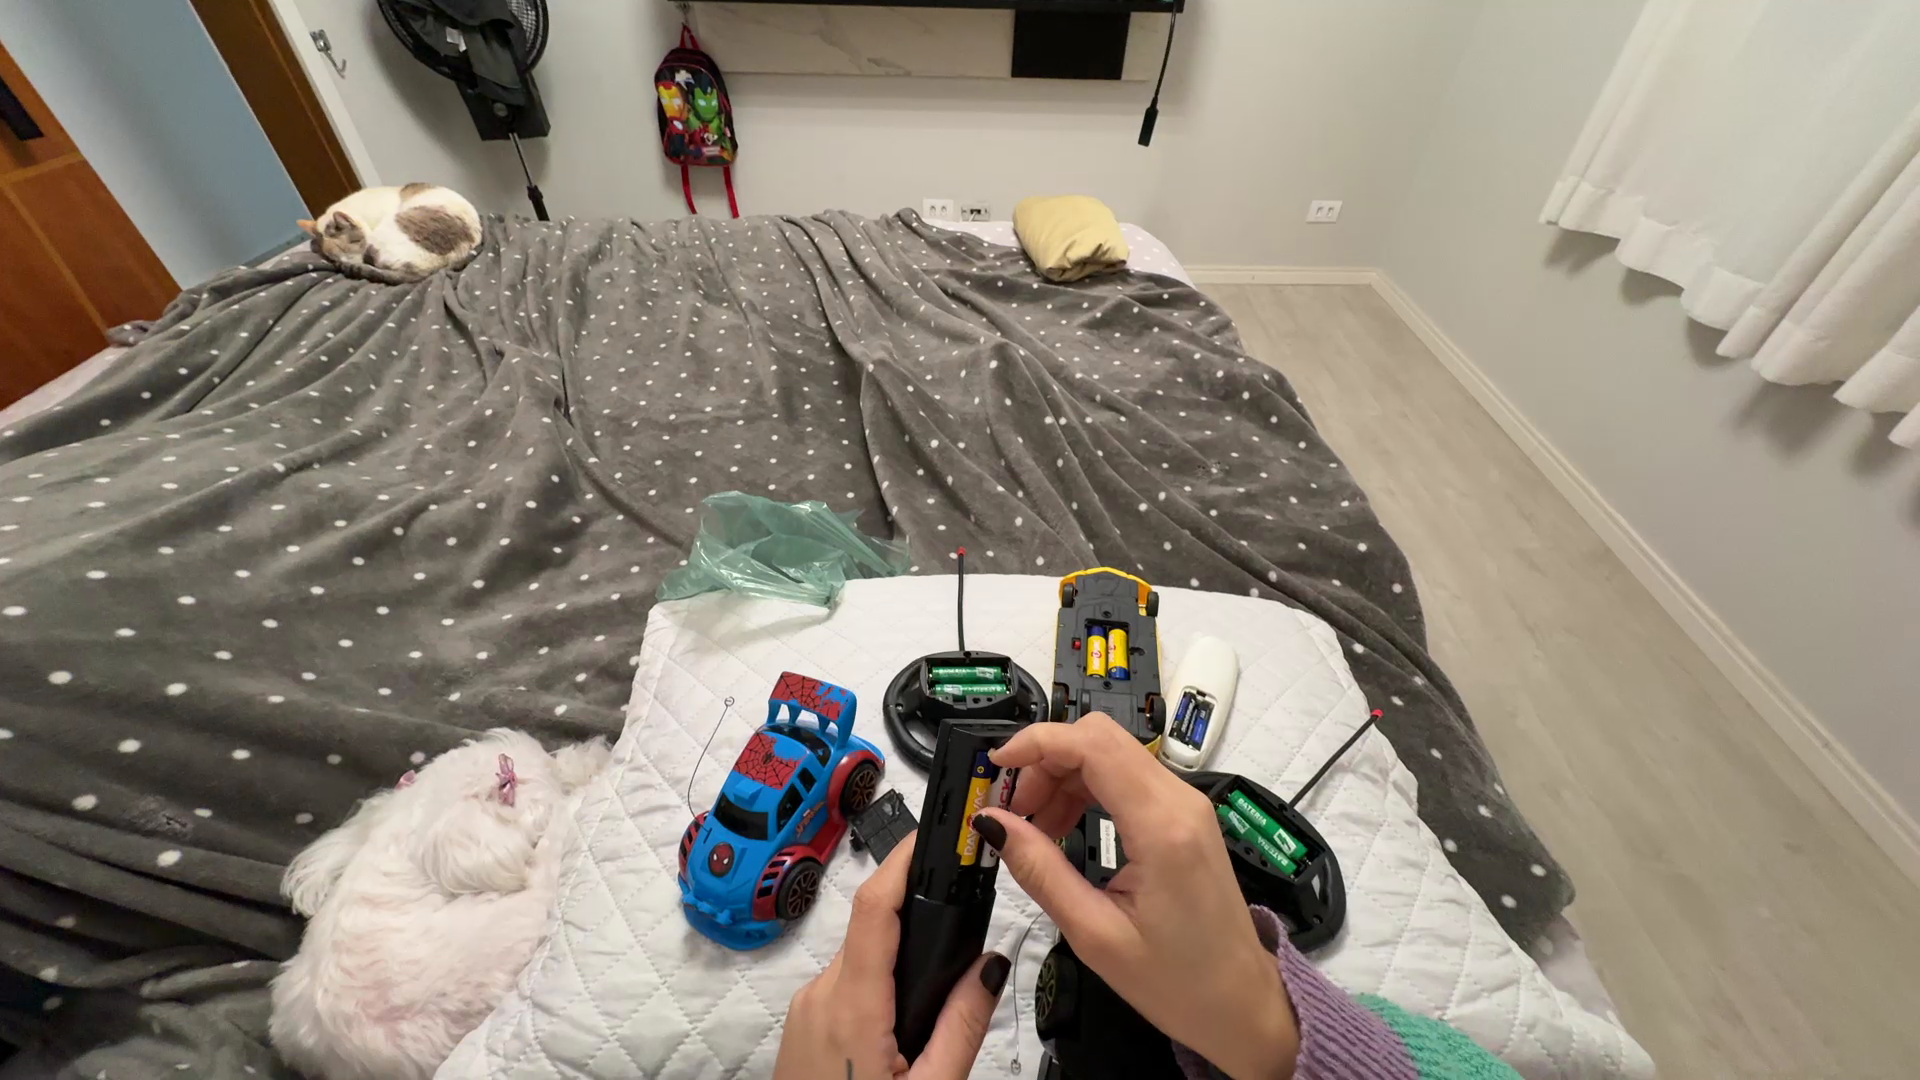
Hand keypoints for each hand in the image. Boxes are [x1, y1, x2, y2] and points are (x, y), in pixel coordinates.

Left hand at [773, 834, 1012, 1079]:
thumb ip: (961, 1025)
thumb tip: (990, 963)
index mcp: (852, 1004)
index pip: (873, 905)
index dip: (900, 860)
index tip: (928, 835)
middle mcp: (819, 994)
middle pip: (872, 932)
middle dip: (913, 929)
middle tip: (956, 948)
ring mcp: (804, 1010)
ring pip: (859, 960)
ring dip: (894, 966)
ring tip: (927, 1012)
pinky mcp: (799, 1026)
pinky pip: (843, 985)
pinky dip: (873, 988)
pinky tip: (896, 1031)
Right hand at [975, 712, 1299, 1079]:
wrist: (1242, 1005)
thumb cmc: (1176, 983)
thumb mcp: (1094, 934)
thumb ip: (1039, 869)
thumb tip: (992, 822)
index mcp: (1162, 826)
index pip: (1094, 744)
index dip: (1039, 740)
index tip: (999, 763)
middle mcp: (1179, 799)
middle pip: (1099, 738)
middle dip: (1045, 759)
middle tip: (1015, 808)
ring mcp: (1184, 800)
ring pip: (1108, 750)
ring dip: (1061, 774)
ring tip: (1035, 826)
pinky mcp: (1182, 810)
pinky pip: (1123, 774)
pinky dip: (1083, 787)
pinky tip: (1063, 826)